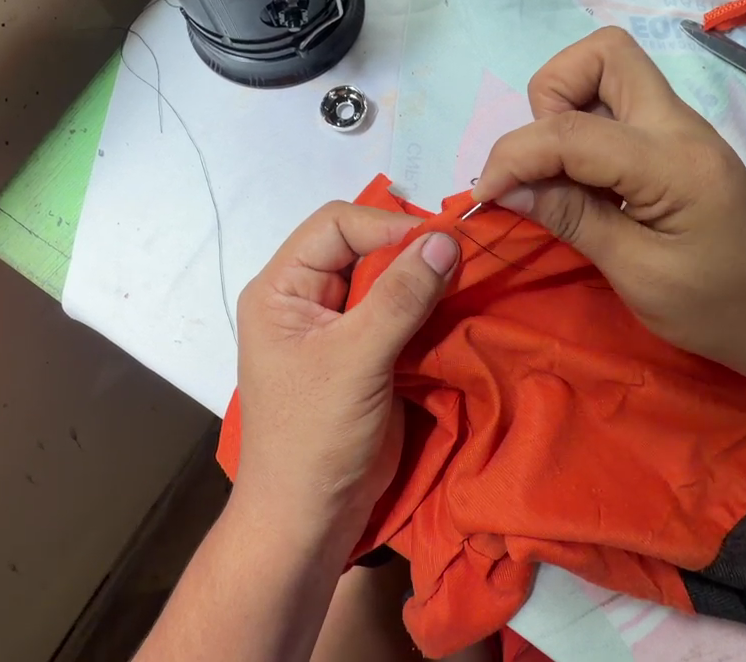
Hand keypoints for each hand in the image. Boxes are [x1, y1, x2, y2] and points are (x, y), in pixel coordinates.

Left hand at [231, 201, 460, 551]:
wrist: (309, 520)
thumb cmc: (314, 437)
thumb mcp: (356, 361)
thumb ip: (400, 297)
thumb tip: (445, 239)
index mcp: (282, 288)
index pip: (335, 226)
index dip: (386, 226)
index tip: (439, 242)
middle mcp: (305, 297)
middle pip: (360, 246)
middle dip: (408, 249)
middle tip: (459, 257)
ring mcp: (334, 325)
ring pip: (383, 278)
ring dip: (422, 277)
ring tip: (464, 278)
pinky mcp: (363, 351)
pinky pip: (397, 311)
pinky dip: (426, 307)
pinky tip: (455, 307)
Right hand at [470, 27, 745, 382]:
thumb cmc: (721, 310)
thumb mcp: (639, 276)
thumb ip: (572, 219)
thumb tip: (507, 186)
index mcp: (673, 162)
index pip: (572, 130)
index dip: (515, 155)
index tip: (486, 195)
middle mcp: (678, 125)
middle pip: (604, 52)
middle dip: (551, 93)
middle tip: (540, 159)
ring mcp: (680, 128)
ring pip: (609, 68)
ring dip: (565, 105)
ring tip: (557, 170)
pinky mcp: (675, 142)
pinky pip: (617, 104)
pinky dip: (582, 125)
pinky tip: (580, 178)